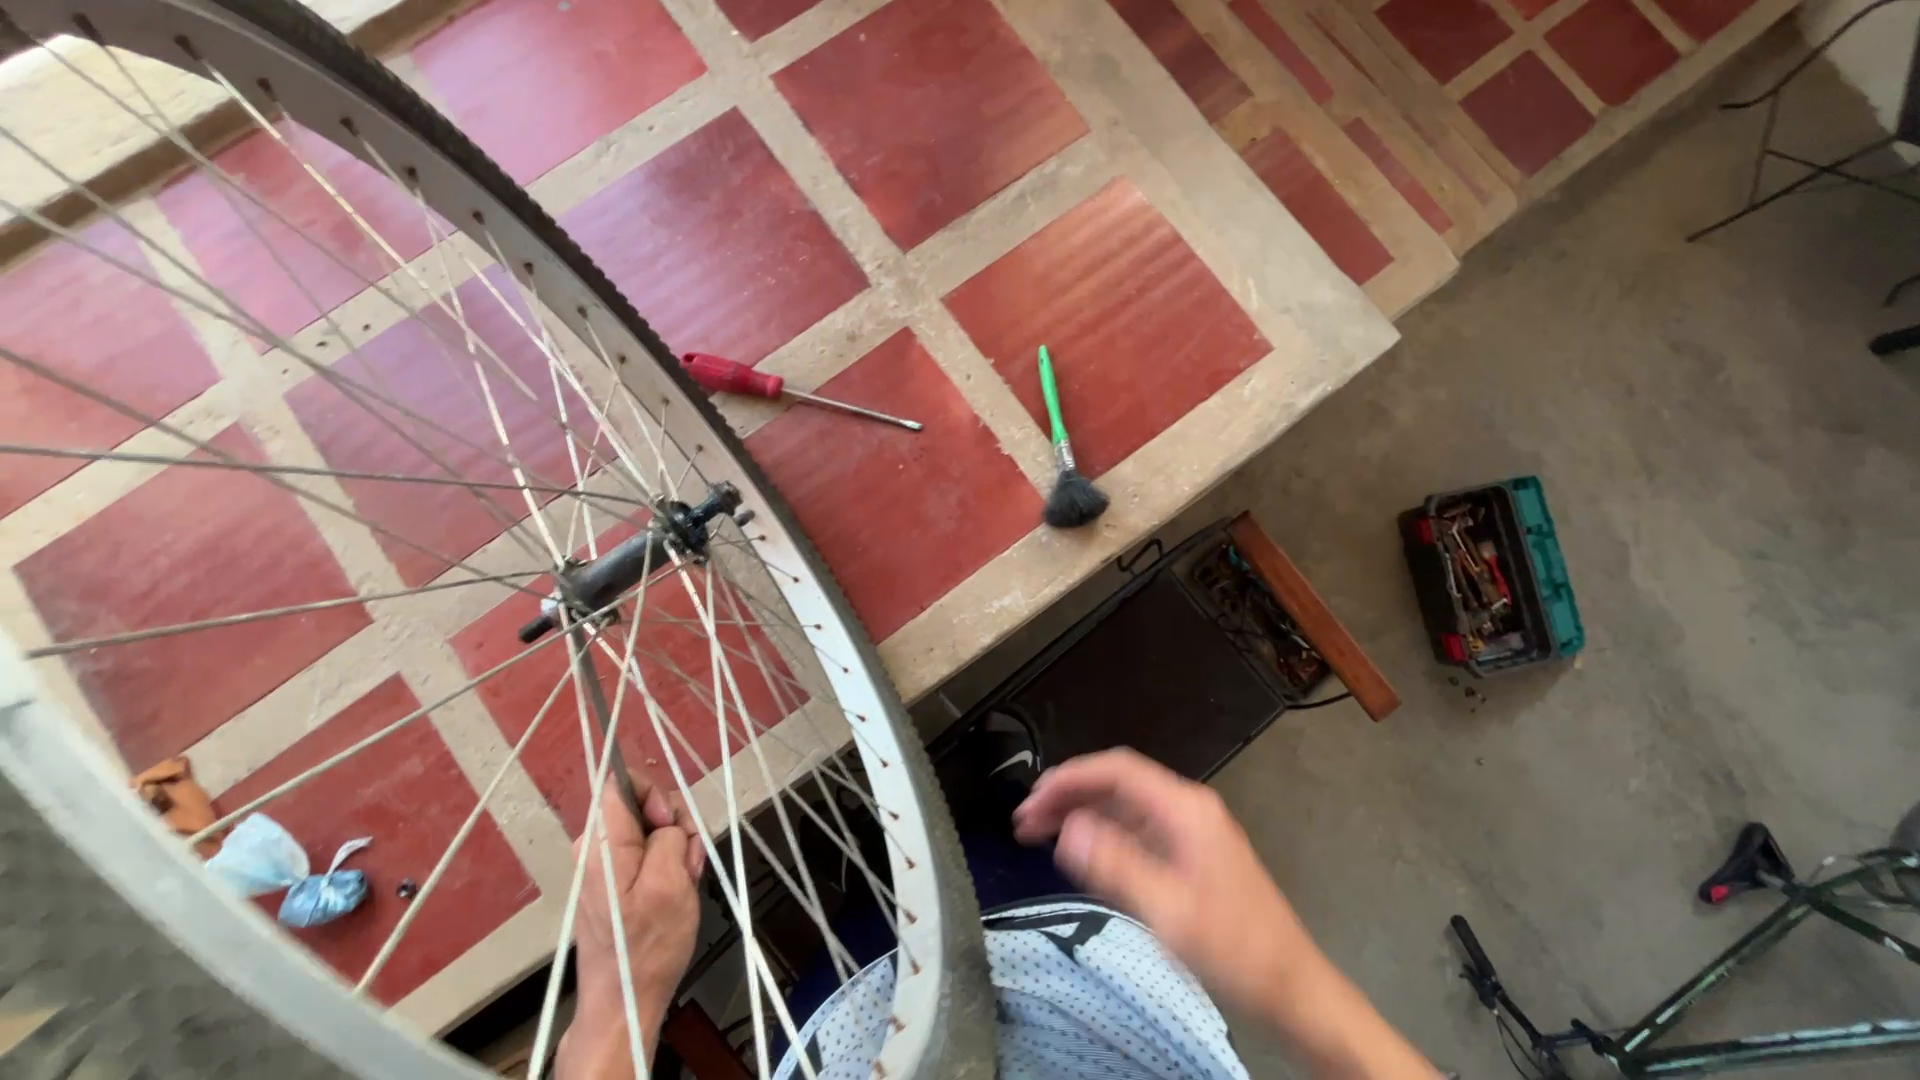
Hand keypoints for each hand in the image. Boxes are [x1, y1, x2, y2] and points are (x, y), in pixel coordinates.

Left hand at [557, 772, 704, 1077]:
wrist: (625, 1001)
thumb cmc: (648, 942)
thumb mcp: (671, 880)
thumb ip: (668, 834)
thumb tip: (664, 820)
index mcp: (602, 840)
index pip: (620, 780)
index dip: (655, 792)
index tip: (669, 824)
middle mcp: (596, 844)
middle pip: (644, 804)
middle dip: (676, 826)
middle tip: (688, 862)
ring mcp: (606, 863)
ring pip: (653, 828)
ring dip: (678, 848)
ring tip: (685, 881)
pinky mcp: (615, 879)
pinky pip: (649, 852)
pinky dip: (670, 864)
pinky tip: (679, 889)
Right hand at [1012, 748, 1316, 1013]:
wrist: (1292, 989)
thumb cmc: (1235, 950)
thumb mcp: (1168, 910)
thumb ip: (1114, 865)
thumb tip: (1067, 829)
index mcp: (1186, 810)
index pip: (1118, 770)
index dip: (1071, 777)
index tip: (1033, 797)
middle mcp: (1188, 809)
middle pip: (1118, 784)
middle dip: (1069, 795)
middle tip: (1026, 820)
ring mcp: (1190, 831)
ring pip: (1124, 806)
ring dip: (1081, 813)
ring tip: (1039, 832)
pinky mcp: (1190, 854)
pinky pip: (1136, 828)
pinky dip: (1102, 833)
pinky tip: (1079, 850)